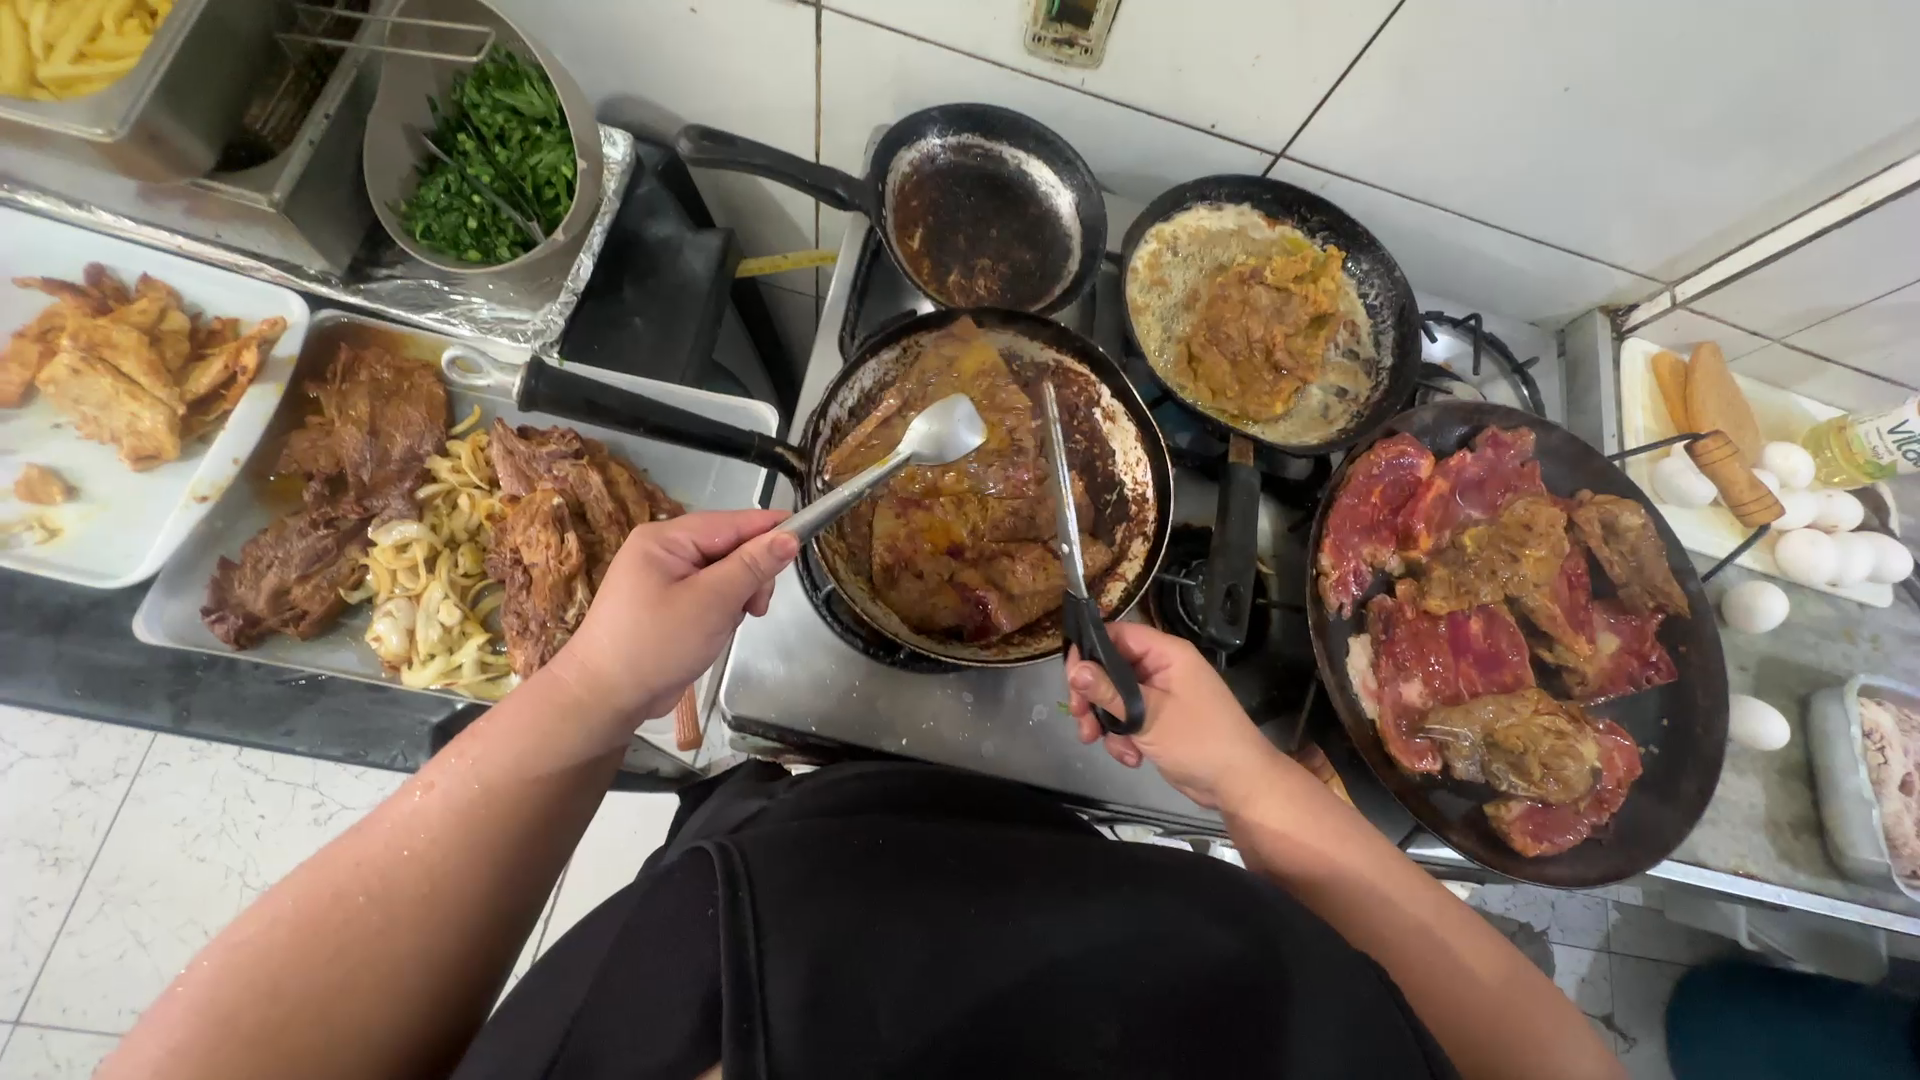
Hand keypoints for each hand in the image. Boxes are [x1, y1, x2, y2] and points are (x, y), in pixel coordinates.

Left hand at [546, 509, 796, 724]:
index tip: (806, 538)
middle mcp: (663, 551)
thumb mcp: (712, 602)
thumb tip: (790, 536)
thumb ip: (752, 566)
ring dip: (738, 596)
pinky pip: (710, 594)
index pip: (731, 522)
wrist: (604, 698)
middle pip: (729, 547)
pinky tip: (719, 630)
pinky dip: (723, 609)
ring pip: (724, 573)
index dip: (769, 529)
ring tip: (731, 624)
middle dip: (750, 574)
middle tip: (757, 608)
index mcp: (665, 539)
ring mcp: (664, 579)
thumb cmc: (656, 644)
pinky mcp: (668, 604)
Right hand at [1067, 622, 1290, 811]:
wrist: (1239, 785)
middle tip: (1079, 717)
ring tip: (1097, 742)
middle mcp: (1161, 668)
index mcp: (1166, 653)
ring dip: (1104, 721)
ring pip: (1114, 697)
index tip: (1071, 679)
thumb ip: (1110, 691)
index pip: (1117, 635)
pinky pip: (1127, 719)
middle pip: (1110, 668)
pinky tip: (1131, 758)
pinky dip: (1122, 737)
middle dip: (1092, 695)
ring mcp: (1159, 695)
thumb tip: (1075, 670)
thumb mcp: (1148, 715)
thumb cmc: (1200, 741)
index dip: (1090, 651)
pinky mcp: (1157, 720)